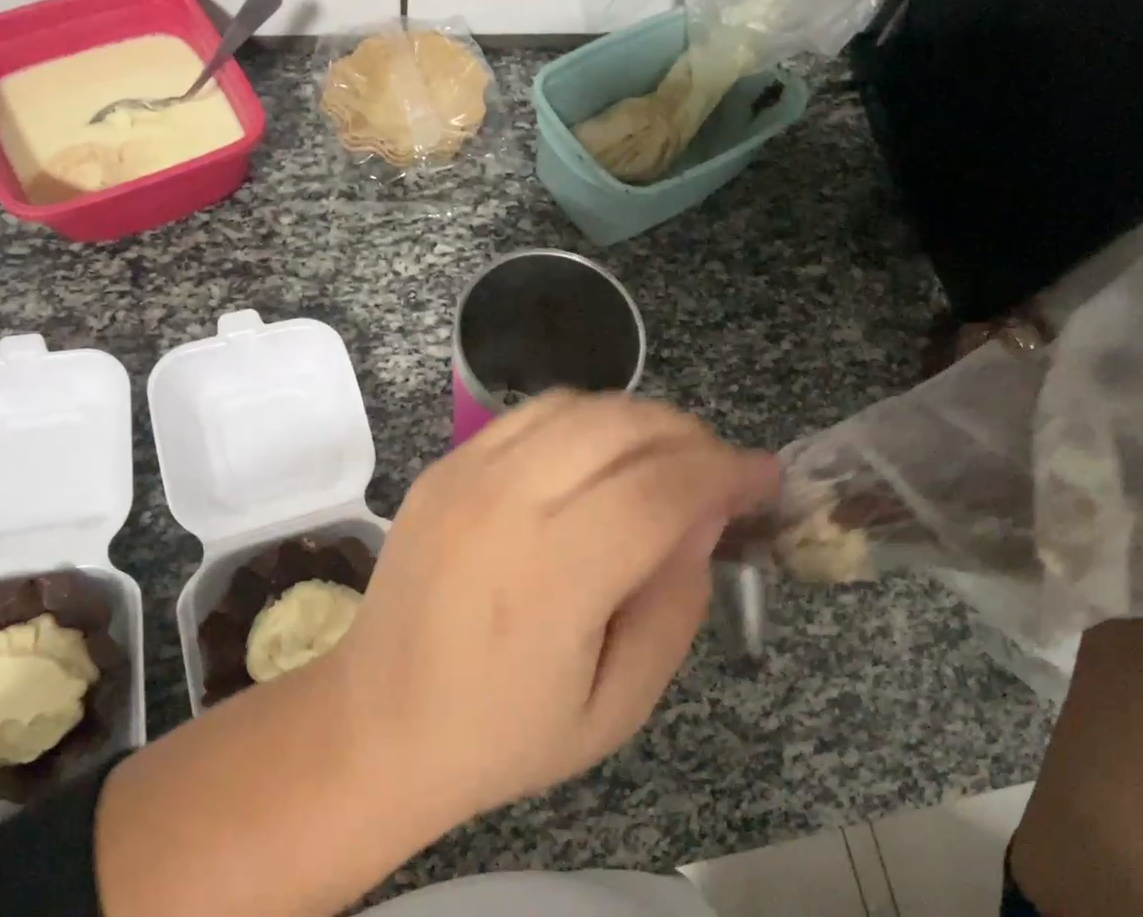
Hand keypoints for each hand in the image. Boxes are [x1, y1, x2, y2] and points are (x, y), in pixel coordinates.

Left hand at [329, 392, 777, 819]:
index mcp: (551, 577)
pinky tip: (598, 463)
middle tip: (720, 472)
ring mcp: (464, 476)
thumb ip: (673, 607)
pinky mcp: (441, 468)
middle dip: (690, 436)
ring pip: (575, 405)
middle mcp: (504, 505)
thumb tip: (705, 520)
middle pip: (621, 426)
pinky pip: (528, 416)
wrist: (376, 724)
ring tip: (666, 462)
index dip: (726, 473)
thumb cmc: (501, 737)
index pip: (660, 489)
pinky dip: (583, 423)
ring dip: (638, 421)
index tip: (766, 478)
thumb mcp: (615, 706)